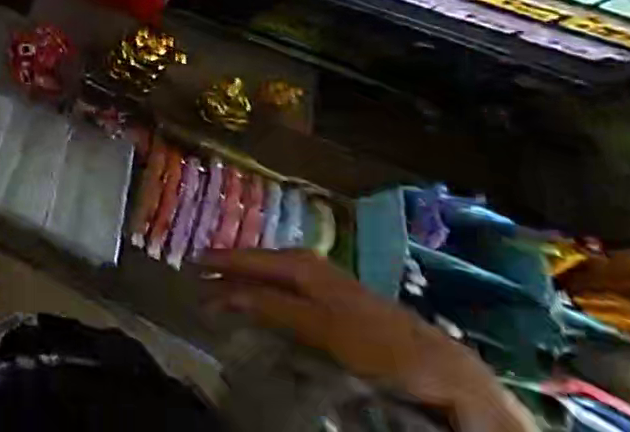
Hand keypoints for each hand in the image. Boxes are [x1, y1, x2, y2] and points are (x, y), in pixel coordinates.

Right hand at [202, 249, 533, 431]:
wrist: (443, 370)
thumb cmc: (377, 342)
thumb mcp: (318, 325)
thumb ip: (270, 305)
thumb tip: (219, 291)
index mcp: (300, 263)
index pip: (245, 258)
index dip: (216, 263)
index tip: (186, 266)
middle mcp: (308, 264)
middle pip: (256, 264)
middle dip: (226, 270)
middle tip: (195, 278)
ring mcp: (323, 282)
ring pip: (271, 275)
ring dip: (245, 282)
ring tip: (220, 290)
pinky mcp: (334, 302)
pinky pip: (286, 289)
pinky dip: (265, 292)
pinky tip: (260, 304)